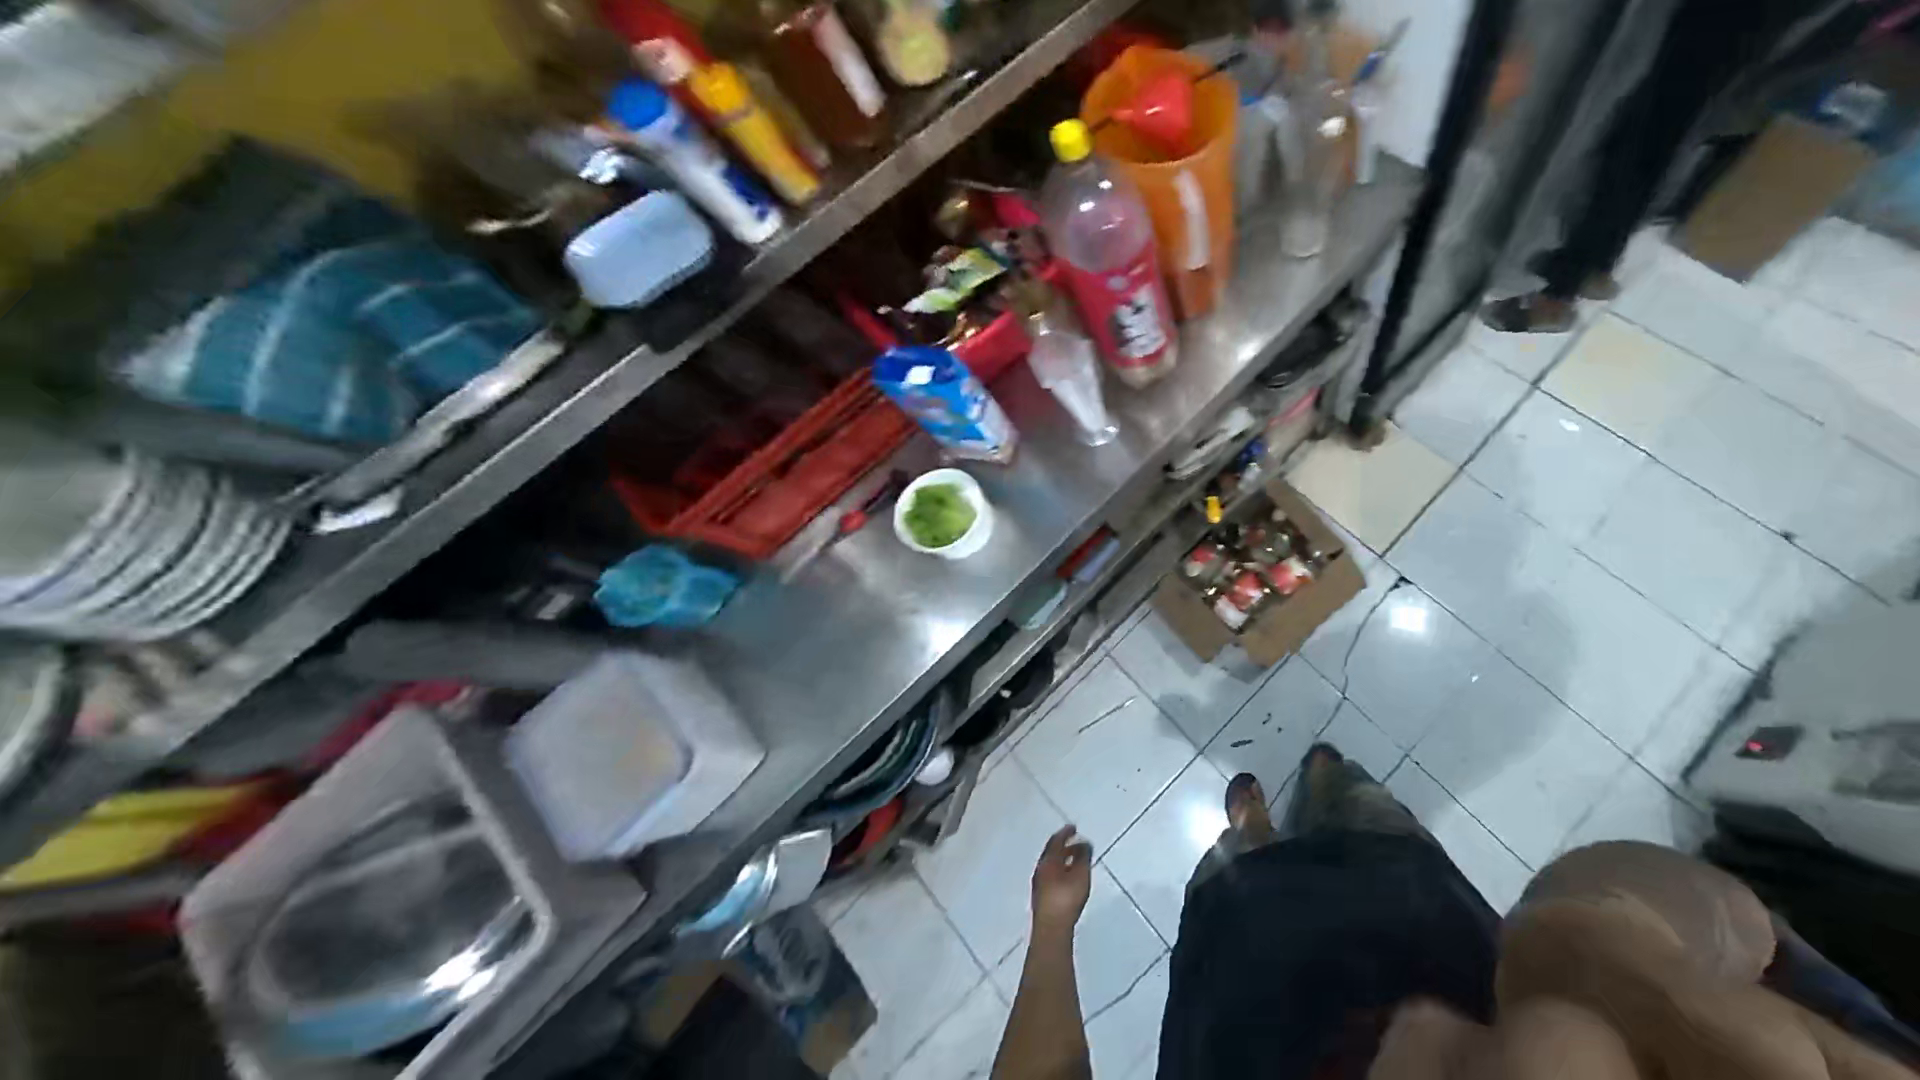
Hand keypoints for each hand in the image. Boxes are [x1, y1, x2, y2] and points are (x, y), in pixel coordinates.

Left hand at [1031, 826, 1092, 934]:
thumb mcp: (1080, 875)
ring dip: (1063, 859)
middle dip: (1065, 845)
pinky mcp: (1041, 897)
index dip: (1066, 832)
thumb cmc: (1067, 899)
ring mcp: (1039, 883)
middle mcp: (1040, 868)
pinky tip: (1068, 879)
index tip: (1073, 827)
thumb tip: (1085, 844)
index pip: (1056, 841)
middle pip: (1052, 852)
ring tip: (1075, 860)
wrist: (1051, 929)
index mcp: (1048, 860)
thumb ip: (1083, 858)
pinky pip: (1051, 876)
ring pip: (1051, 865)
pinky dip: (1060, 870)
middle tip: (1077, 843)